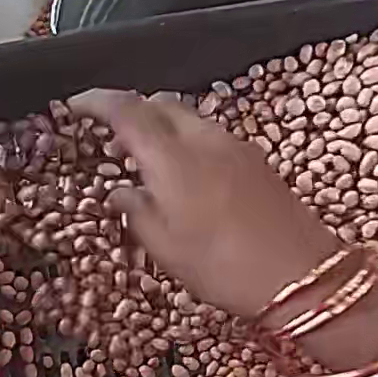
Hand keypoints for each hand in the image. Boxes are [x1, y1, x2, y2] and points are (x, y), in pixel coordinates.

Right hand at [68, 89, 342, 316]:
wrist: (301, 275)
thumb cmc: (221, 266)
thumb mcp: (165, 247)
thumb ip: (135, 212)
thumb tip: (119, 191)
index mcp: (172, 158)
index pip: (126, 109)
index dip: (96, 102)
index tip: (76, 105)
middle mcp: (203, 139)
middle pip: (160, 103)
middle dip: (131, 112)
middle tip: (113, 144)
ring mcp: (235, 145)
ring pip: (188, 117)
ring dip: (161, 127)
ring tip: (148, 163)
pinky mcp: (256, 159)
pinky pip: (211, 135)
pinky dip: (187, 141)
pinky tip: (186, 175)